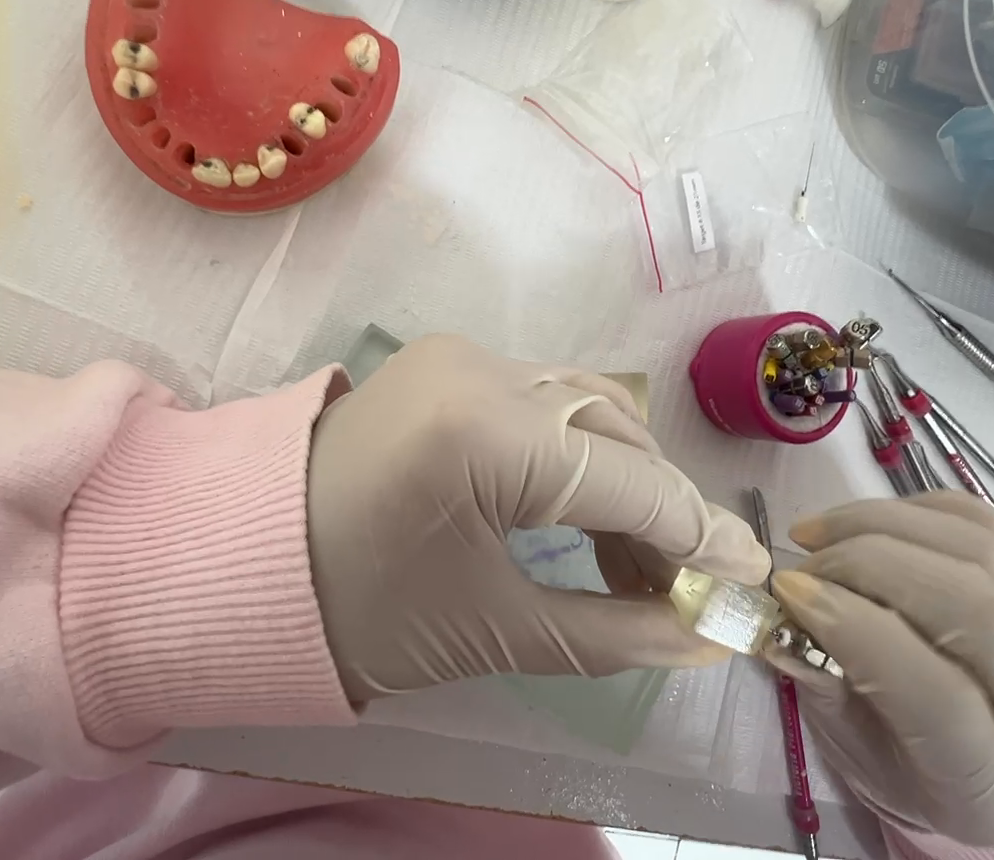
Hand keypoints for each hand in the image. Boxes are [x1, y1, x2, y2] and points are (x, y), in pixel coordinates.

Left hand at [306, 335, 770, 701]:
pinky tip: (591, 514)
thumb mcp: (491, 631)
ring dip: (622, 480)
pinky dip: (578, 456)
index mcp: (482, 430)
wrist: (243, 561)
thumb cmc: (356, 611)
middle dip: (660, 510)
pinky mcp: (450, 363)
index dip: (695, 532)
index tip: (750, 574)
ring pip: (585, 410)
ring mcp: (462, 356)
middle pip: (612, 434)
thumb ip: (613, 633)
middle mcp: (481, 368)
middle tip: (688, 585)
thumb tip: (705, 638)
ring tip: (642, 562)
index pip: (623, 480)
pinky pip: (545, 402)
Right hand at [768, 492, 993, 846]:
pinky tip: (866, 522)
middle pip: (977, 608)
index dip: (858, 629)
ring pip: (983, 551)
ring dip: (885, 523)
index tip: (789, 592)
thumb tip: (786, 620)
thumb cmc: (913, 768)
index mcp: (985, 774)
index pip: (939, 695)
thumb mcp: (858, 754)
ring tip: (819, 533)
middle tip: (806, 564)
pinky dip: (917, 509)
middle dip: (871, 564)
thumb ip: (825, 691)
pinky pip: (987, 523)